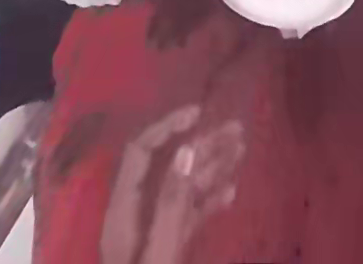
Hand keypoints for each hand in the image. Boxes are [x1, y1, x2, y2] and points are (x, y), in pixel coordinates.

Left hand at [98, 106, 245, 263]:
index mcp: (122, 211)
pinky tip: (230, 191)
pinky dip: (208, 201)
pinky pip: (187, 216)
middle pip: (166, 165)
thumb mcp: (157, 257)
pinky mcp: (165, 251)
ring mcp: (150, 233)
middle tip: (235, 130)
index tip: (199, 112)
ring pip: (181, 188)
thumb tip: (186, 150)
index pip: (140, 150)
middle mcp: (134, 214)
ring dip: (210, 167)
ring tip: (240, 149)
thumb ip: (171, 207)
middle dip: (200, 144)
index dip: (167, 125)